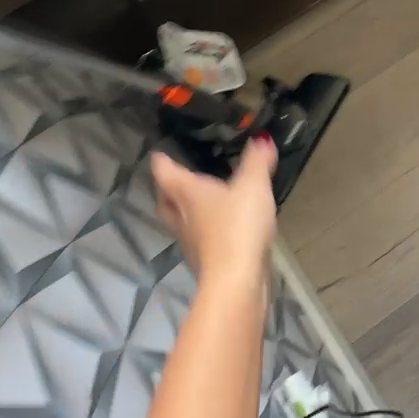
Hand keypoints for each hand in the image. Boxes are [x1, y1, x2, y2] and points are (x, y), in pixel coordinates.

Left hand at [150, 134, 278, 287]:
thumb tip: (260, 138)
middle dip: (167, 188)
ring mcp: (190, 241)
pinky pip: (197, 237)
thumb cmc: (238, 225)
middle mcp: (182, 216)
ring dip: (183, 210)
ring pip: (179, 220)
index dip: (162, 161)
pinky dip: (203, 228)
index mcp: (188, 194)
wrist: (236, 279)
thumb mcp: (253, 186)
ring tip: (197, 201)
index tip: (158, 153)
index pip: (166, 173)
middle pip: (166, 200)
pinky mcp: (204, 259)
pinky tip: (219, 226)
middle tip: (175, 178)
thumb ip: (257, 161)